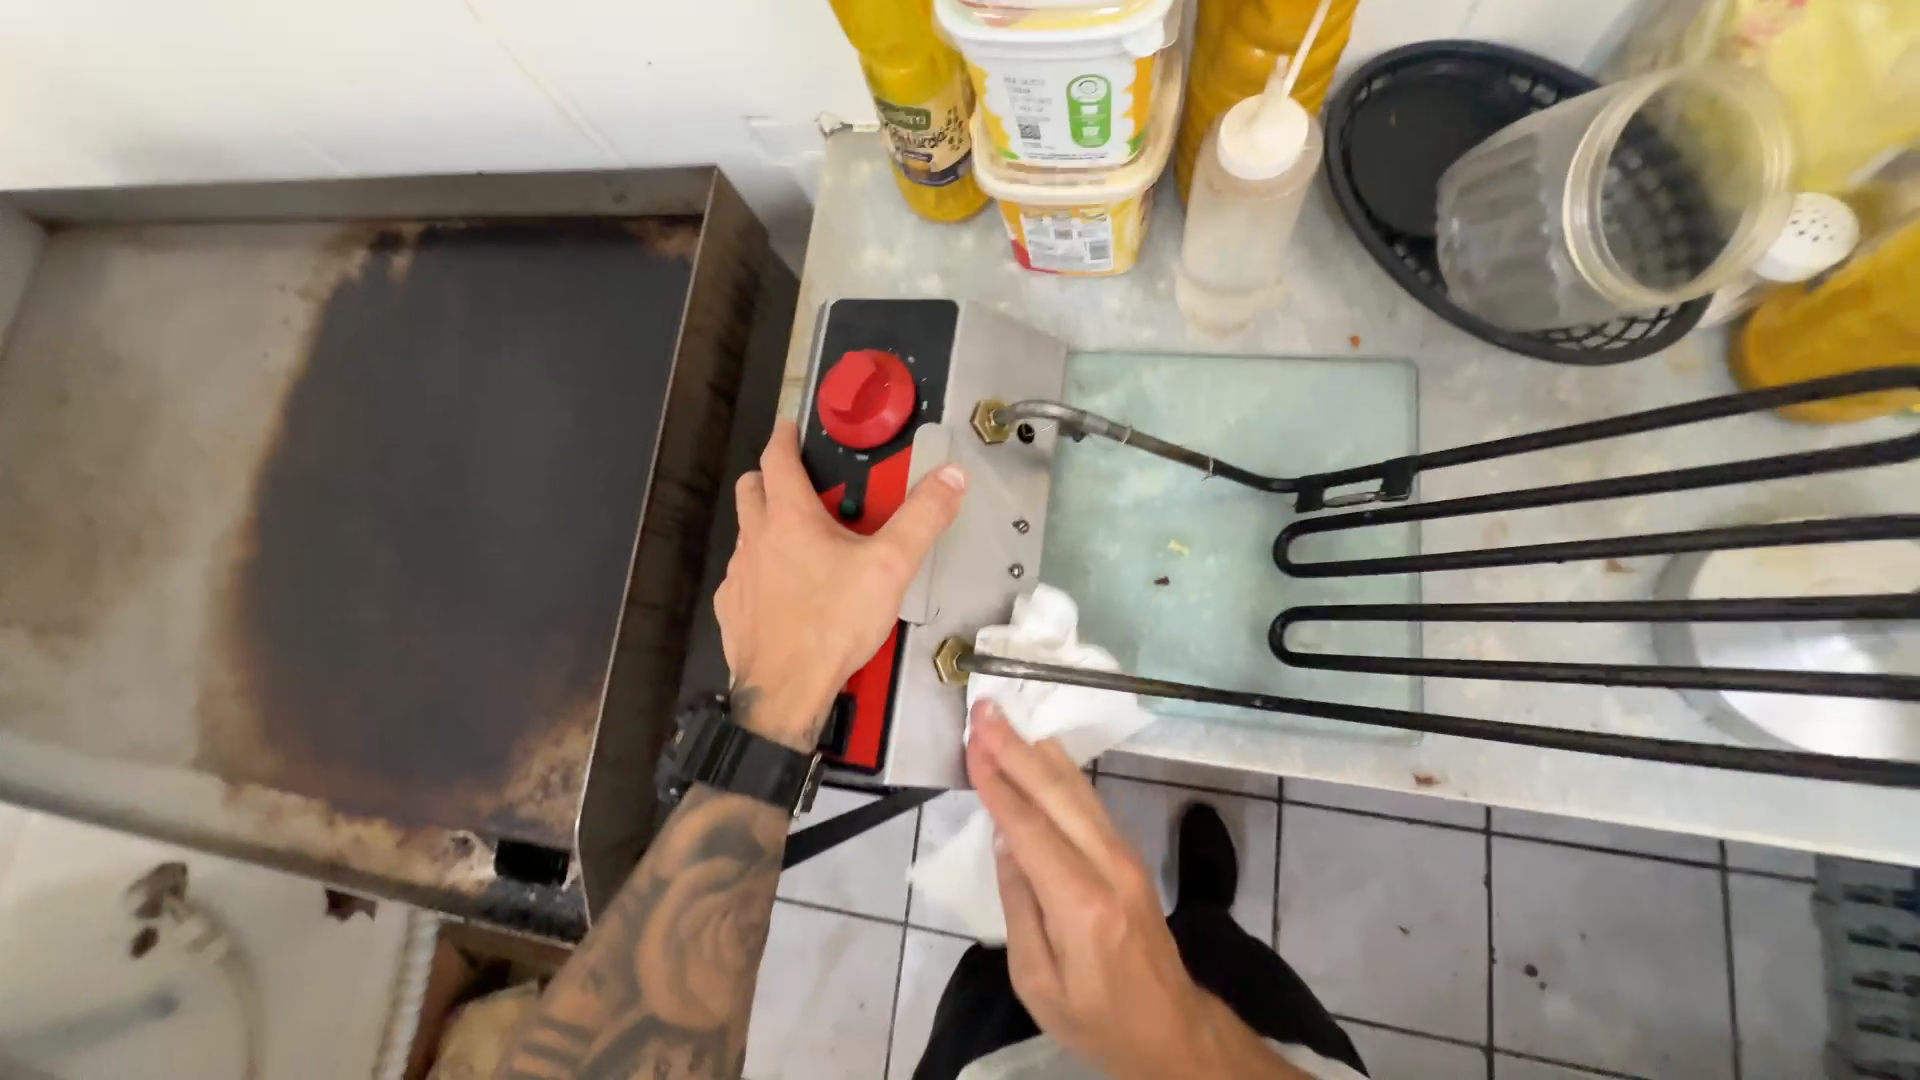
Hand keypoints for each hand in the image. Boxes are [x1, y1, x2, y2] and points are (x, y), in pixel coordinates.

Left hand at [716, 419, 965, 749]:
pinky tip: (786, 592)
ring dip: (767, 526)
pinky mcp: (733, 609)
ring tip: (802, 542)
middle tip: (801, 484)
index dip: (784, 437)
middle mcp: (755, 539)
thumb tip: (951, 476)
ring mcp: (739, 576)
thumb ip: (922, 517)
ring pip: (746, 534)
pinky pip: (743, 576)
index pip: (776, 458)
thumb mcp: (890, 566)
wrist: (787, 690)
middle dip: (771, 478)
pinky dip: (761, 570)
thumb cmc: (834, 622)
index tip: (790, 427)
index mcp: (789, 518)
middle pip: (751, 489)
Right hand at [968, 704, 1306, 1079]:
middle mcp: (1107, 865)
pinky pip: (1089, 800)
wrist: (1170, 1029)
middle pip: (1055, 793)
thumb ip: (1018, 905)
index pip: (1029, 828)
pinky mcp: (1129, 854)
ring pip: (1077, 788)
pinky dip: (1059, 770)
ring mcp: (1124, 855)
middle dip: (1015, 747)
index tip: (972, 743)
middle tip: (984, 710)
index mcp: (1080, 903)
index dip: (997, 782)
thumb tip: (1004, 841)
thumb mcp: (1037, 981)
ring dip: (1035, 750)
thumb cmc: (1095, 1016)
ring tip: (1004, 719)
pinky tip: (1041, 751)